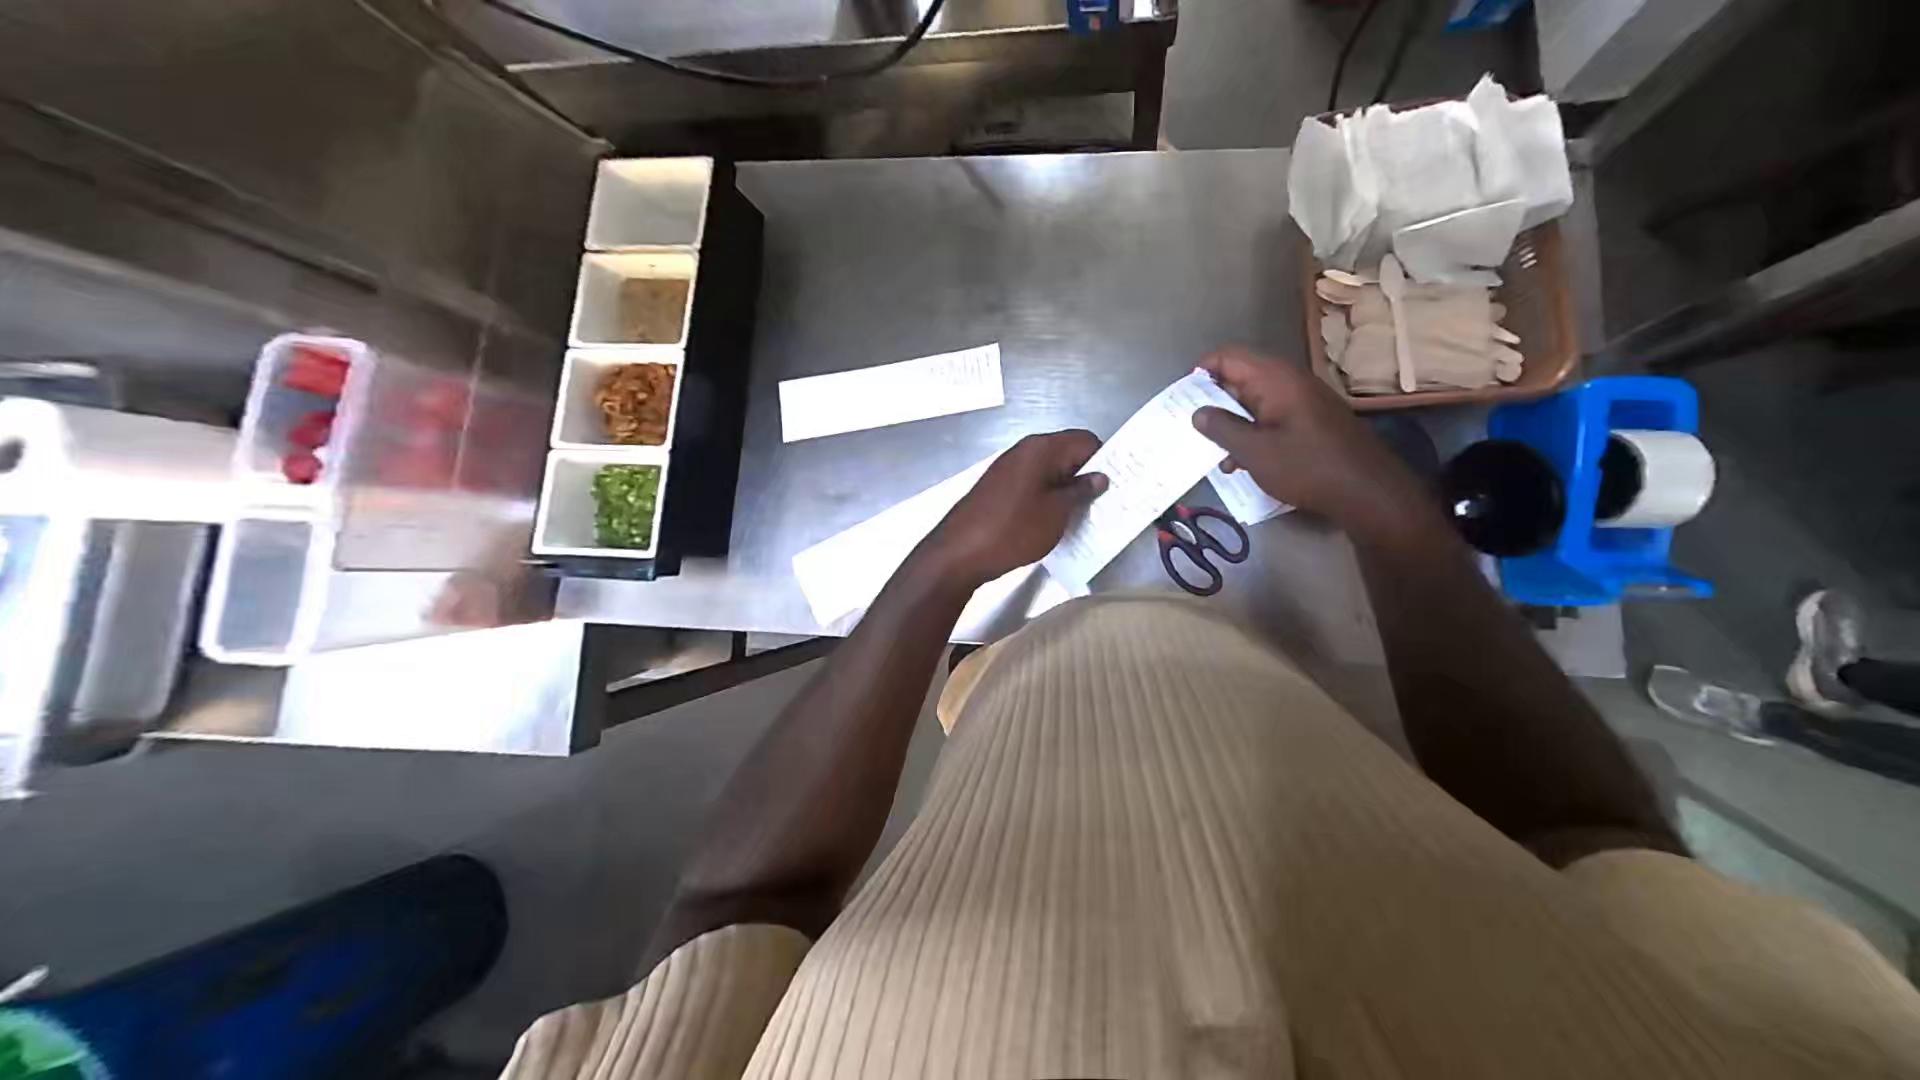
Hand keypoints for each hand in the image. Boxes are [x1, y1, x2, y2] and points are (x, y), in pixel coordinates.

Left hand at [920, 430, 1106, 587]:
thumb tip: (1099, 477)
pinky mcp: (999, 490)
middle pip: (1067, 455)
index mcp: (1041, 448)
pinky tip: (1055, 524)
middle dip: (1087, 477)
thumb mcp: (1057, 512)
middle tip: (1105, 504)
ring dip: (1067, 492)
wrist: (959, 553)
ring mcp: (1009, 470)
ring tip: (1083, 518)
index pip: (1085, 440)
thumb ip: (1081, 491)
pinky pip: (1034, 487)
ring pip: (1050, 474)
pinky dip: (1048, 501)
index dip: (1104, 460)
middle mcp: (1024, 452)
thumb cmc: (1012, 529)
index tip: (1115, 485)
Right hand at [1191, 346, 1432, 538]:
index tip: (1182, 399)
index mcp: (1274, 379)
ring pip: (1253, 402)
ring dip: (1231, 424)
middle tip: (1192, 429)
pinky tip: (1242, 462)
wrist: (1367, 491)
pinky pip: (1270, 417)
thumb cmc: (1307, 467)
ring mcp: (1302, 401)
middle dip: (1213, 402)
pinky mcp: (1309, 421)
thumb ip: (1221, 428)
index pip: (1227, 357)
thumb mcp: (1254, 451)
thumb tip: (1198, 412)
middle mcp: (1289, 382)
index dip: (1200, 373)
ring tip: (1216, 454)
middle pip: (1239, 379)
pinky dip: (1251, 434)